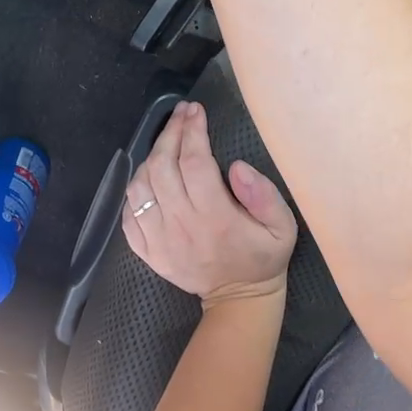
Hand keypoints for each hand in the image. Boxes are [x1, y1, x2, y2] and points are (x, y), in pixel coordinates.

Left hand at [123, 100, 297, 306]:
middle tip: (181, 114)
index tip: (196, 110)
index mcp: (215, 217)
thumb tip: (237, 167)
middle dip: (170, 133)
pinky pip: (129, 214)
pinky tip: (150, 176)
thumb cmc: (262, 258)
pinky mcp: (147, 252)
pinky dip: (135, 190)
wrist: (238, 300)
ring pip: (140, 187)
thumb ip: (264, 195)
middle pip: (162, 167)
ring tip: (167, 141)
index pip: (195, 162)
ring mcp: (159, 240)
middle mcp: (181, 225)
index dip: (193, 131)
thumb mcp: (282, 228)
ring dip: (150, 158)